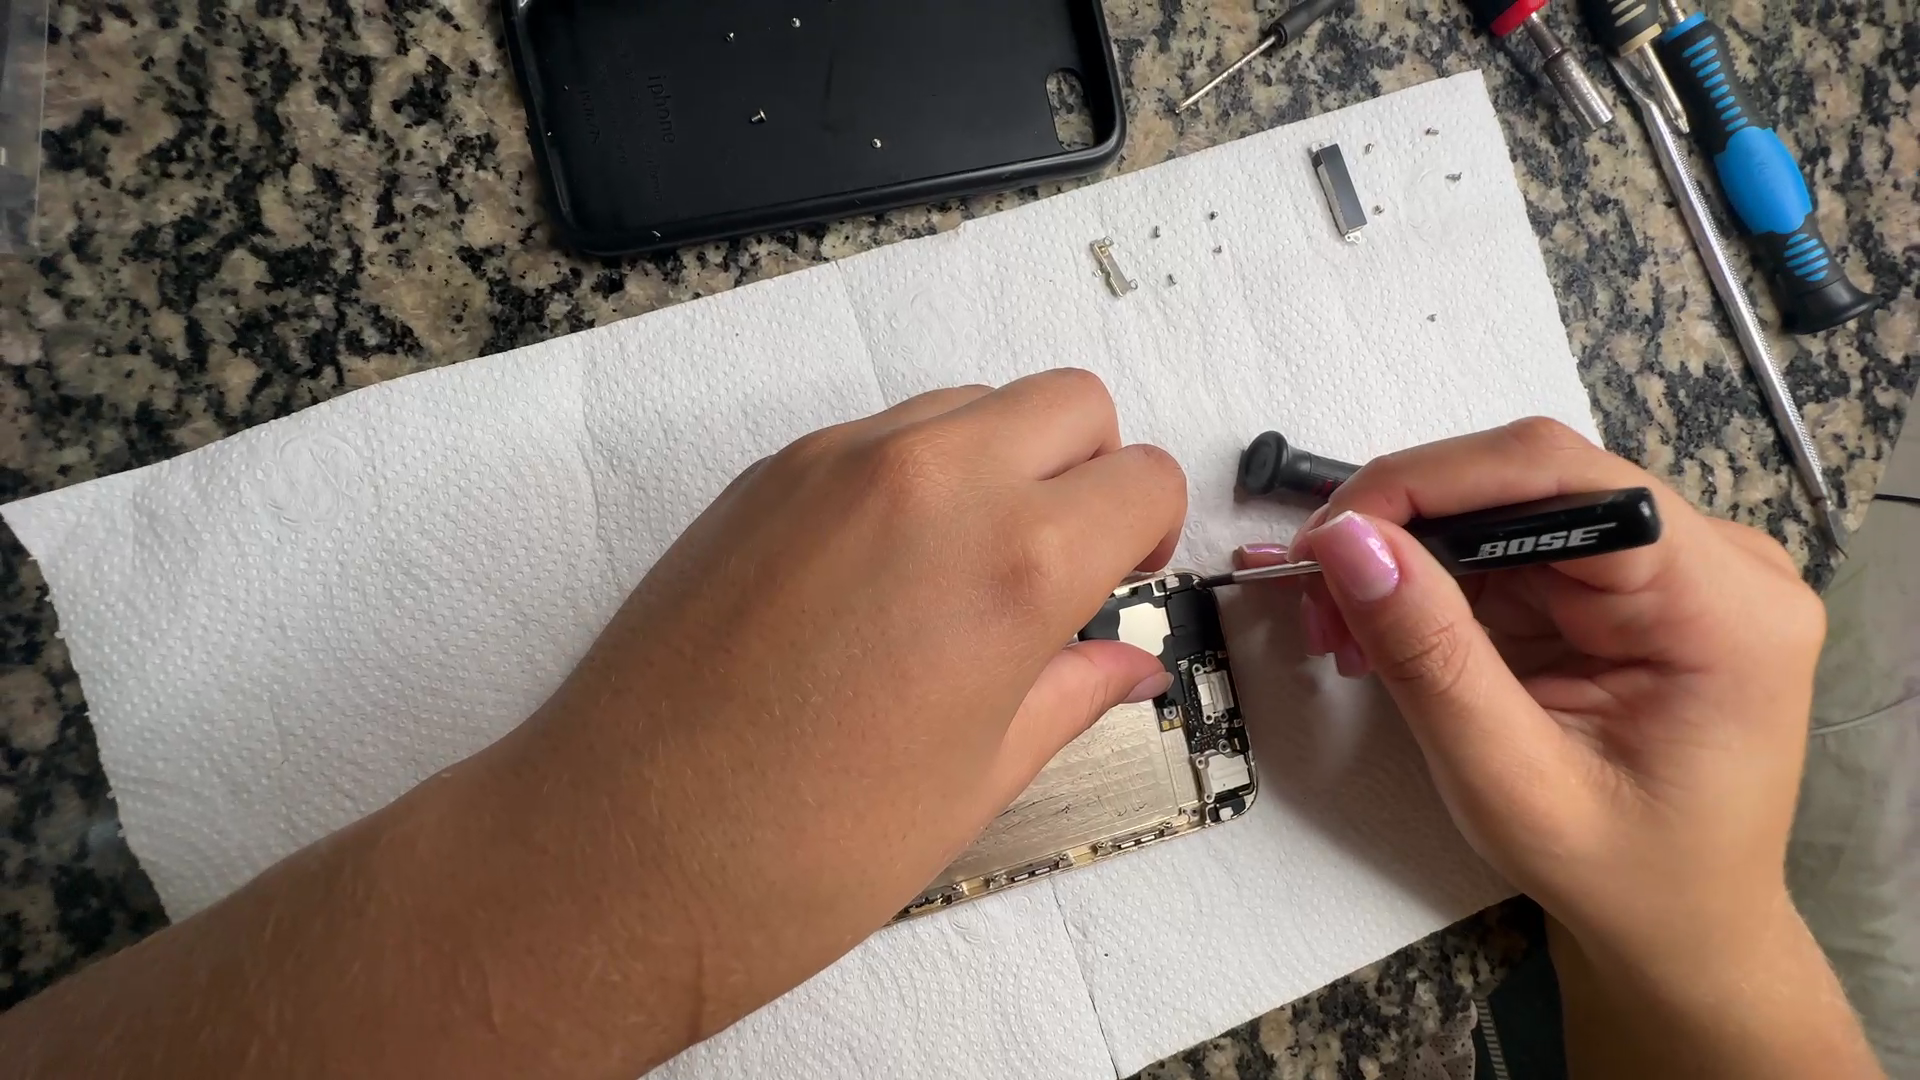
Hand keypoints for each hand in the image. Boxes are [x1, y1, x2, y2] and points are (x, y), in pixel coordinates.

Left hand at [497, 369, 1185, 1056]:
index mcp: (1012, 563)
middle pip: (1072, 401)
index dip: (1151, 532)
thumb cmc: (811, 847)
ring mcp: (840, 458)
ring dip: (1004, 461)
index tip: (1120, 580)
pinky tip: (884, 564)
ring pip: (976, 401)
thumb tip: (1131, 663)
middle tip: (1059, 558)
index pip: (1144, 477)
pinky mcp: (770, 468)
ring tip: (965, 562)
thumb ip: (1073, 693)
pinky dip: (922, 470)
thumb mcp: (980, 779)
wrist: (616, 850)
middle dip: (1091, 469)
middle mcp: (933, 478)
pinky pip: (887, 430)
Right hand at [1242, 418, 1877, 1076]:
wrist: (1671, 918)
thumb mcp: (1501, 774)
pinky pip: (1486, 544)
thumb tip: (1341, 538)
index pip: (1552, 475)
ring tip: (1339, 630)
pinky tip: (1377, 629)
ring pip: (1486, 506)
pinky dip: (1413, 579)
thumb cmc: (1610, 867)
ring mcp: (1655, 563)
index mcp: (1716, 603)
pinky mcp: (1604, 580)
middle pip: (1513, 480)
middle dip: (1391, 527)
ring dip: (1391, 556)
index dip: (1420, 485)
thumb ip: (1425, 649)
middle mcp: (1703, 557)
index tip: (1321, 547)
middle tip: (1315, 600)